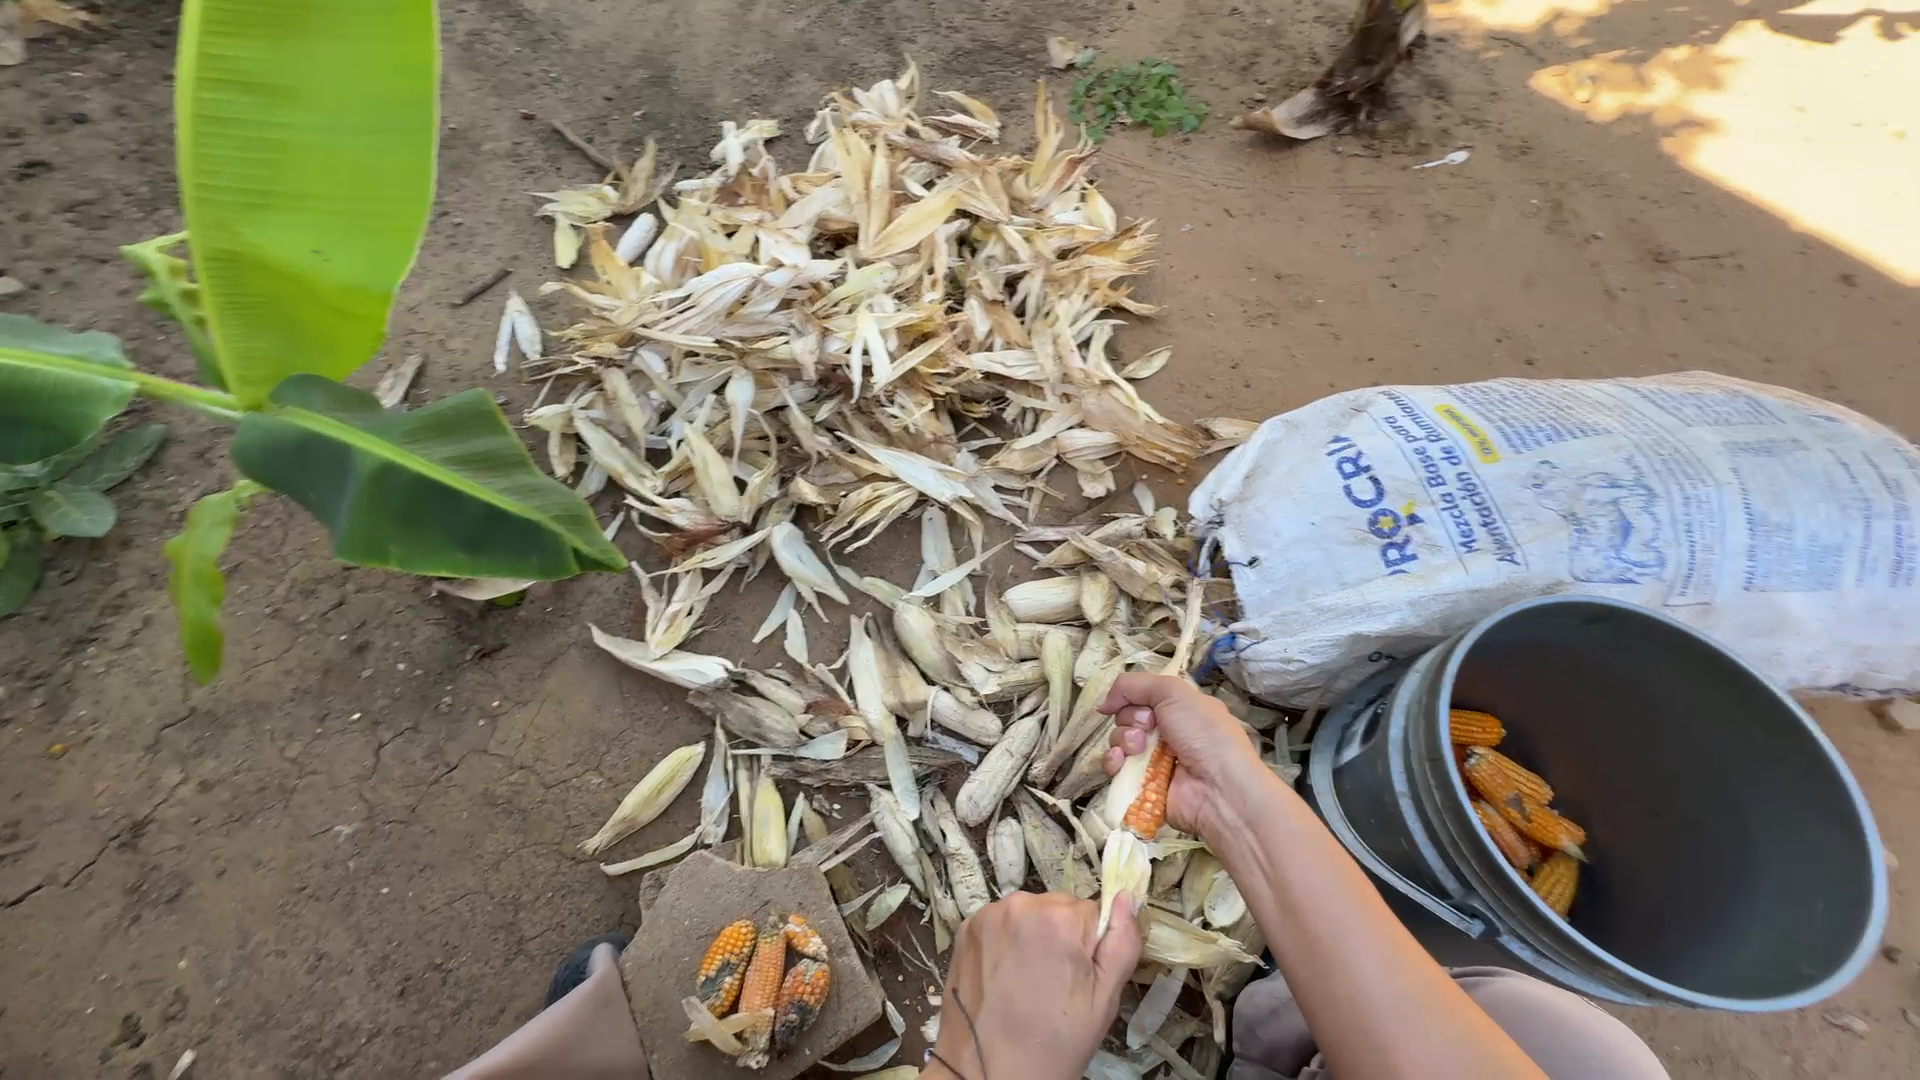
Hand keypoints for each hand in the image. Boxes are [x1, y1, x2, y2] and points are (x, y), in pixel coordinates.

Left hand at [926, 891, 1139, 1079]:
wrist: (985, 1074)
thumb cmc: (1053, 1042)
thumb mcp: (1102, 1001)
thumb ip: (1122, 942)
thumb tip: (1127, 896)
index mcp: (1059, 917)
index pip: (1091, 913)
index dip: (1090, 947)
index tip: (1077, 979)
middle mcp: (1021, 902)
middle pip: (1058, 908)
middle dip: (1062, 938)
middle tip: (1054, 986)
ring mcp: (988, 914)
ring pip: (1029, 915)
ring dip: (1033, 937)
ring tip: (1027, 983)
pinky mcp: (966, 927)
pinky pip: (1000, 923)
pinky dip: (1005, 942)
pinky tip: (1003, 977)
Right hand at [1099, 673, 1268, 838]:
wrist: (1218, 787)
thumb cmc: (1203, 733)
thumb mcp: (1173, 692)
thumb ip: (1134, 685)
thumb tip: (1104, 705)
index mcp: (1179, 709)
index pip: (1141, 696)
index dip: (1133, 698)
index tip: (1143, 707)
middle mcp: (1167, 732)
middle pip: (1127, 717)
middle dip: (1130, 720)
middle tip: (1148, 730)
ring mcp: (1154, 760)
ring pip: (1119, 741)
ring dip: (1123, 740)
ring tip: (1139, 750)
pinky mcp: (1142, 784)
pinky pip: (1115, 768)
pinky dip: (1113, 762)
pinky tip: (1121, 763)